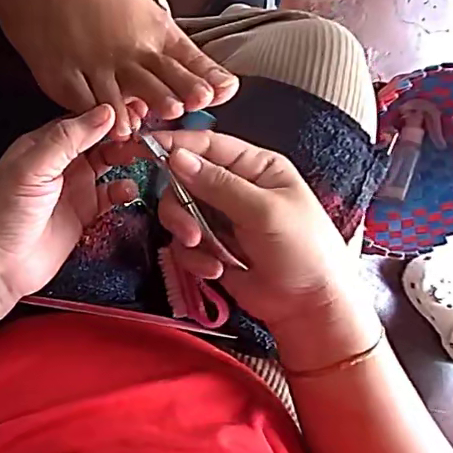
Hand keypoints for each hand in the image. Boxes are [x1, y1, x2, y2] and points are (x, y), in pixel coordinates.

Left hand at [0, 105, 136, 324]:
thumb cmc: (2, 214)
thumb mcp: (32, 169)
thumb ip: (67, 139)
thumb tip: (104, 111)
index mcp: (41, 144)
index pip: (80, 118)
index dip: (107, 112)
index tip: (136, 108)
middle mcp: (59, 161)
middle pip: (98, 138)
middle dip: (123, 133)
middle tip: (148, 132)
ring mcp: (72, 186)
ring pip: (108, 162)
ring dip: (127, 157)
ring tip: (147, 154)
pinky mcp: (83, 213)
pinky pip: (110, 195)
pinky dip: (123, 189)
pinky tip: (127, 190)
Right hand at [113, 131, 380, 364]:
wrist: (308, 308)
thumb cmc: (303, 251)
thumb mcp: (263, 211)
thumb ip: (217, 184)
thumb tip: (176, 156)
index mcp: (254, 167)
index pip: (207, 145)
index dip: (174, 144)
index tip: (144, 147)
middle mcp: (233, 187)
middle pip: (182, 180)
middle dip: (179, 207)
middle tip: (190, 233)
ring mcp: (218, 218)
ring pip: (177, 212)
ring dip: (185, 234)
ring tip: (206, 253)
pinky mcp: (208, 246)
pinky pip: (182, 243)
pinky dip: (193, 258)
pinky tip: (217, 270)